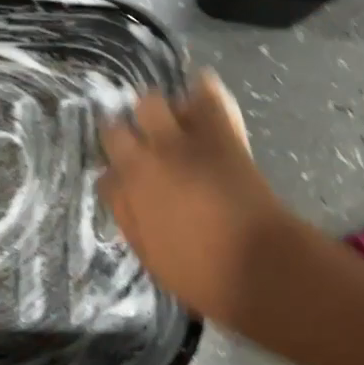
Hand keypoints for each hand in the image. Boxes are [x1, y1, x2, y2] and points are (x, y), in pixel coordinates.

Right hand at [97, 69, 306, 328]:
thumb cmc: (203, 274)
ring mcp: (182, 140)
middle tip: (144, 145)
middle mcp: (146, 159)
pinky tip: (203, 93)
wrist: (259, 266)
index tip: (126, 180)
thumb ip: (130, 217)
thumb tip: (118, 190)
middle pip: (116, 127)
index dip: (115, 174)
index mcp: (129, 193)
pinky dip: (204, 90)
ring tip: (173, 123)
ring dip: (159, 112)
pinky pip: (207, 93)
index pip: (104, 171)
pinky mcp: (218, 131)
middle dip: (126, 135)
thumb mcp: (152, 255)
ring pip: (152, 102)